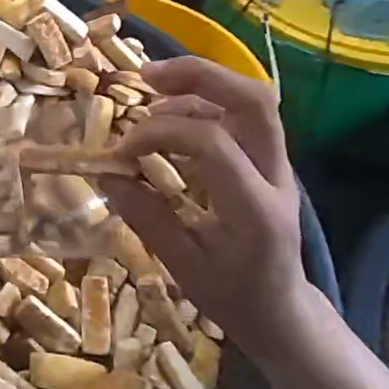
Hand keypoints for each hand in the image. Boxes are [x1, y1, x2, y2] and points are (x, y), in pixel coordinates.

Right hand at [98, 57, 321, 354]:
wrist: (283, 312)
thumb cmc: (233, 297)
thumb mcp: (183, 268)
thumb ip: (147, 218)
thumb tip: (106, 175)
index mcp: (254, 210)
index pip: (213, 144)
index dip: (160, 134)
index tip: (123, 152)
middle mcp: (275, 177)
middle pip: (253, 101)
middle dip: (198, 76)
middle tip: (147, 76)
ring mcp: (277, 164)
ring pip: (252, 98)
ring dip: (200, 83)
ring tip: (151, 87)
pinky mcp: (267, 159)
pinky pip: (241, 113)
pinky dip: (202, 100)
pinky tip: (168, 112)